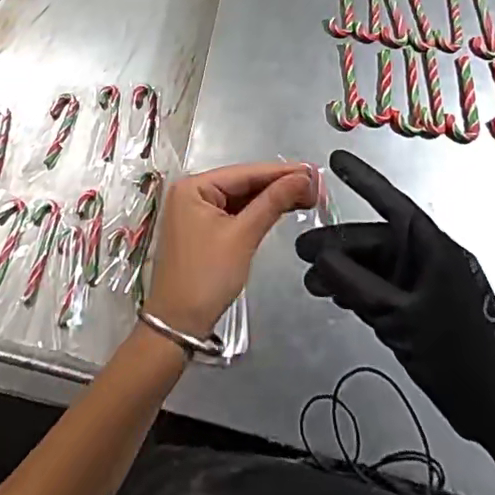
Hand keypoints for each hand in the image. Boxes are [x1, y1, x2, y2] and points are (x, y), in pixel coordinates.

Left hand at [146, 162, 316, 336]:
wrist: (179, 324)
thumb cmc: (205, 277)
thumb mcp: (243, 236)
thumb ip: (273, 203)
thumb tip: (301, 178)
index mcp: (192, 187)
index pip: (244, 172)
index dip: (281, 172)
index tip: (312, 171)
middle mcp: (191, 193)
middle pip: (242, 183)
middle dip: (278, 185)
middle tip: (315, 186)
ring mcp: (195, 211)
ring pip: (240, 197)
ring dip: (271, 198)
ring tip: (306, 195)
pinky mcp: (202, 229)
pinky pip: (234, 212)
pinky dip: (257, 212)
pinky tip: (281, 208)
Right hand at [296, 152, 494, 494]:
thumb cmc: (457, 360)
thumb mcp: (399, 320)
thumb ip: (356, 285)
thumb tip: (320, 257)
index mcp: (436, 251)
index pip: (395, 205)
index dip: (364, 180)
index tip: (335, 159)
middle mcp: (431, 260)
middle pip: (376, 240)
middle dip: (337, 246)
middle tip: (300, 255)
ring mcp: (427, 285)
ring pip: (376, 266)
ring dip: (344, 273)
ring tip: (312, 286)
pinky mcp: (423, 307)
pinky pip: (384, 287)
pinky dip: (359, 290)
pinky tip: (336, 298)